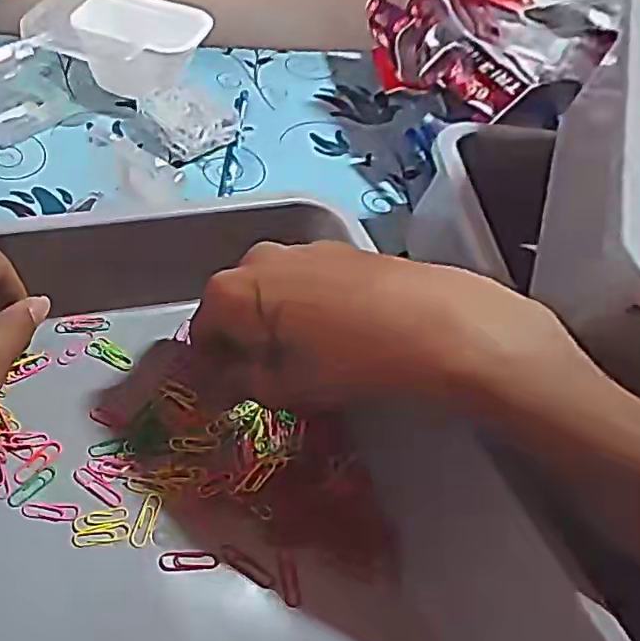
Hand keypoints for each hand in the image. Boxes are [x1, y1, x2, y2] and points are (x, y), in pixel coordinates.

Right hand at [189, 241, 604, 421]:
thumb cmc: (348, 360)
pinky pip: (300, 281)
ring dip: (269, 323)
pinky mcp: (338, 248)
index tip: (223, 393)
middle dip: (238, 341)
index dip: (208, 368)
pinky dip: (300, 307)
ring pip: (267, 291)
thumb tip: (221, 386)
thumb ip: (239, 385)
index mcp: (230, 291)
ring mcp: (300, 248)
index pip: (199, 334)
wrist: (440, 325)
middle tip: (262, 377)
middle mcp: (256, 258)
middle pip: (231, 306)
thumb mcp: (283, 387)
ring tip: (302, 357)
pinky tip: (332, 334)